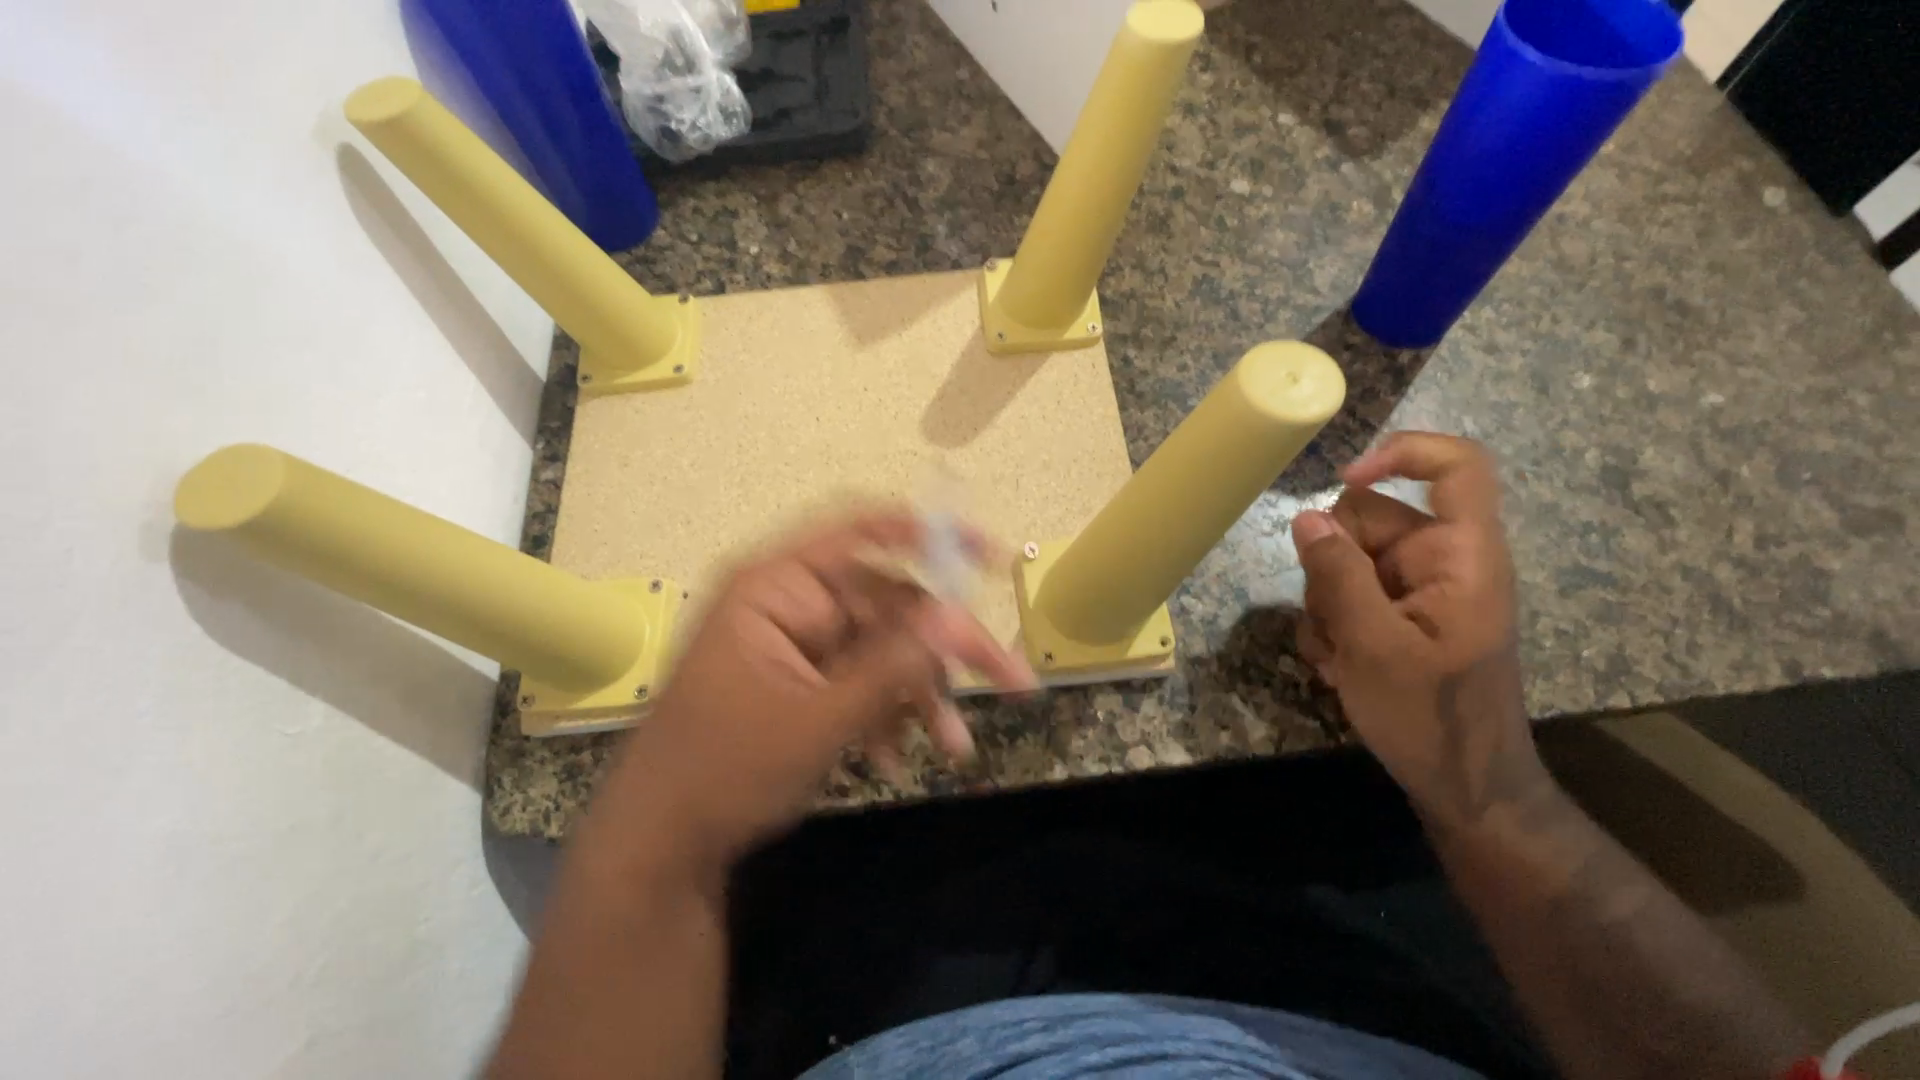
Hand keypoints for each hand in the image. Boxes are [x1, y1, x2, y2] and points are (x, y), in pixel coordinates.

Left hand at [594, 509, 1034, 866]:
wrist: (661, 844)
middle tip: (1011, 682)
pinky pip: (861, 682)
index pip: (862, 533)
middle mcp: (788, 604)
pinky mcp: (801, 683)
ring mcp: (795, 645)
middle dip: (943, 652)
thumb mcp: (819, 720)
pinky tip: (895, 759)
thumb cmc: (726, 771)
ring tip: (953, 747)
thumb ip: (892, 666)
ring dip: (921, 695)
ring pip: (883, 650)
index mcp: (777, 588)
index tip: (992, 560)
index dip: (932, 537)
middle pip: (889, 604)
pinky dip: (887, 715)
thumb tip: (959, 617)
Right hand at [1291, 433, 1553, 832]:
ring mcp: (1419, 592)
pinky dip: (1335, 627)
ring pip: (1348, 562)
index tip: (1343, 481)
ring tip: (1339, 658)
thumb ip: (1338, 576)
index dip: (1401, 453)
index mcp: (1463, 555)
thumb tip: (1306, 519)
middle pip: (1371, 520)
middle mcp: (1442, 562)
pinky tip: (1339, 667)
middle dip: (1333, 566)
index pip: (1457, 466)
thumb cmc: (1430, 718)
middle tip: (1334, 621)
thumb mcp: (1373, 646)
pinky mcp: (1400, 619)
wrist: (1464, 788)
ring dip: (1327, 606)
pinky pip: (1350, 596)